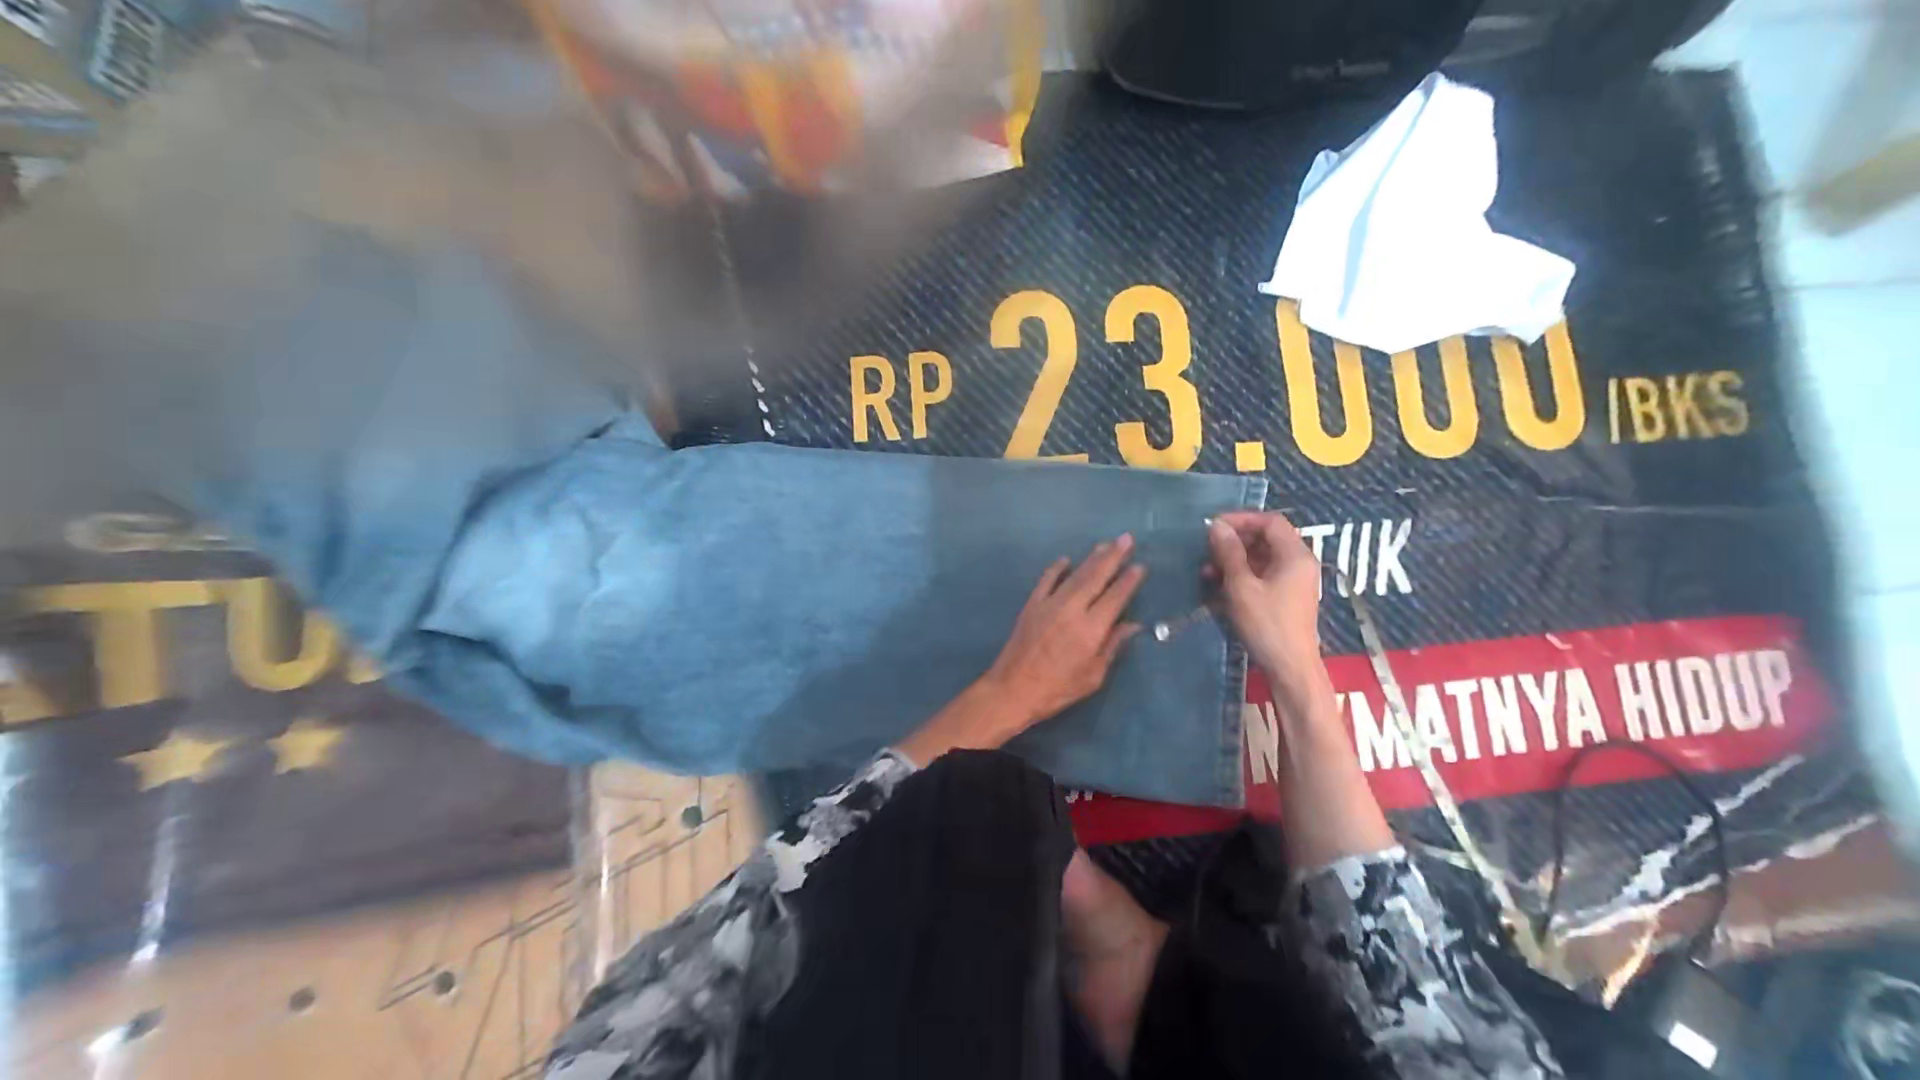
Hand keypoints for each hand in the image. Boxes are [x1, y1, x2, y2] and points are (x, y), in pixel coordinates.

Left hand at [986, 534, 1147, 728]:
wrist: (1013, 689)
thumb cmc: (1058, 689)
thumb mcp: (1093, 676)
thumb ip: (1112, 646)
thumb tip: (1132, 624)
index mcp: (1091, 629)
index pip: (1115, 598)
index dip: (1129, 581)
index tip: (1140, 565)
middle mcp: (1072, 610)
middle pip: (1096, 577)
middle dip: (1113, 557)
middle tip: (1126, 539)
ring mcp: (1049, 604)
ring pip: (1074, 575)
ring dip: (1091, 558)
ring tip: (1105, 544)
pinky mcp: (1031, 605)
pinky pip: (1046, 580)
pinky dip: (1056, 569)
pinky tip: (1065, 559)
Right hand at [1205, 512, 1322, 681]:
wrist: (1289, 667)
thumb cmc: (1266, 624)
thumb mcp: (1241, 586)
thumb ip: (1229, 553)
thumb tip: (1216, 526)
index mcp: (1295, 556)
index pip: (1270, 522)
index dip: (1241, 519)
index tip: (1214, 527)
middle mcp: (1299, 563)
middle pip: (1266, 539)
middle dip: (1234, 542)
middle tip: (1208, 551)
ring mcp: (1294, 581)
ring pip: (1262, 558)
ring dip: (1234, 560)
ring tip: (1208, 572)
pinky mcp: (1286, 597)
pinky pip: (1263, 575)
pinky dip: (1242, 576)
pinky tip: (1219, 587)